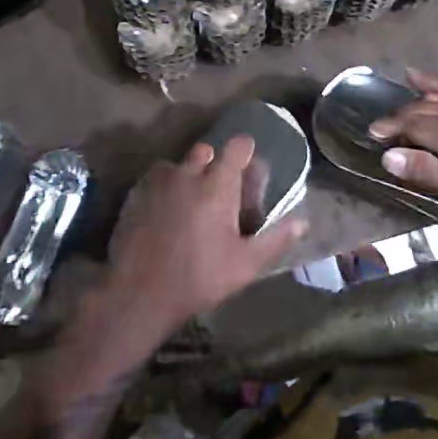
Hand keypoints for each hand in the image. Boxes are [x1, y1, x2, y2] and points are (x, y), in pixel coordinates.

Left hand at [105, 135, 305, 326]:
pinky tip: (165, 213)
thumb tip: (303, 222)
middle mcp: (187, 173)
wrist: (139, 293)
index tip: (249, 163)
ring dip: (187, 175)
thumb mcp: (245, 264)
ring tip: (190, 204)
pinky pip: (155, 179)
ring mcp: (157, 181)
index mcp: (218, 185)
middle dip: (215, 163)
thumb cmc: (199, 278)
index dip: (246, 150)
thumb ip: (276, 239)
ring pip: (178, 164)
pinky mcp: (134, 193)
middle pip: (206, 150)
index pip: (238, 146)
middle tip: (220, 193)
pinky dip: (164, 187)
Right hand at [367, 70, 437, 228]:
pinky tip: (418, 77)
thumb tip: (389, 156)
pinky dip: (432, 83)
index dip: (389, 128)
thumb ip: (427, 171)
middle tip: (378, 130)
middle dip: (397, 116)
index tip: (370, 134)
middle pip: (421, 108)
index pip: (412, 124)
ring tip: (392, 108)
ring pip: (435, 97)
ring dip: (411, 101)